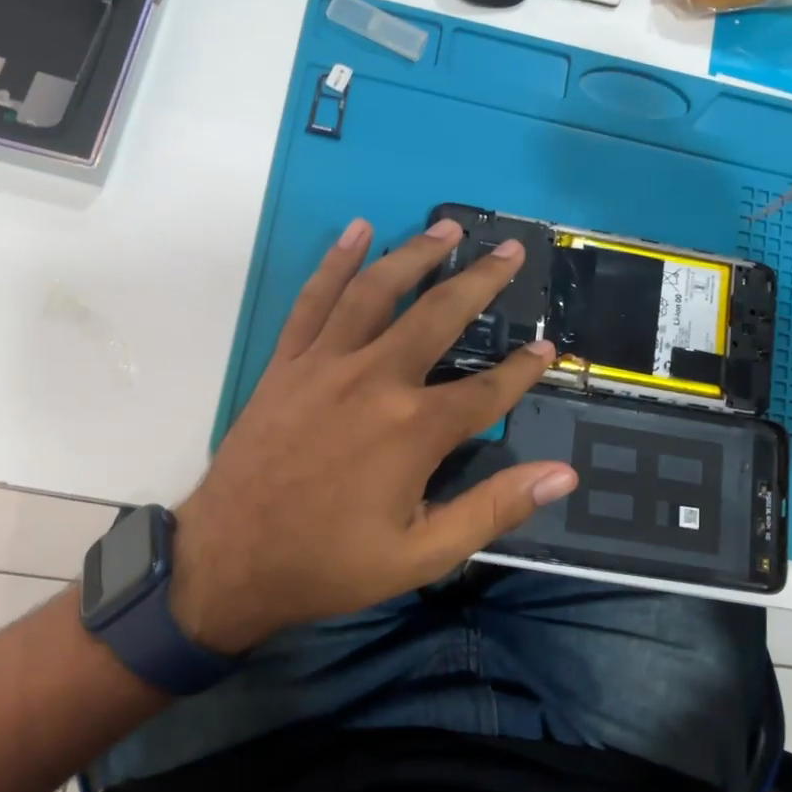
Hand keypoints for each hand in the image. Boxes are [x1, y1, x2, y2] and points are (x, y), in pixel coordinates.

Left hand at [169, 217, 578, 654]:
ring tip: (447, 228)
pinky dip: (336, 263)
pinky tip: (357, 233)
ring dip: (415, 254)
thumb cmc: (330, 564)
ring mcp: (325, 365)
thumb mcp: (422, 555)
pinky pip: (313, 301)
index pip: (486, 390)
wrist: (230, 560)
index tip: (548, 348)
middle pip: (438, 316)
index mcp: (413, 429)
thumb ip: (493, 509)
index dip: (522, 370)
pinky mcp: (286, 364)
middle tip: (509, 250)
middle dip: (480, 282)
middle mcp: (374, 380)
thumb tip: (562, 475)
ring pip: (377, 292)